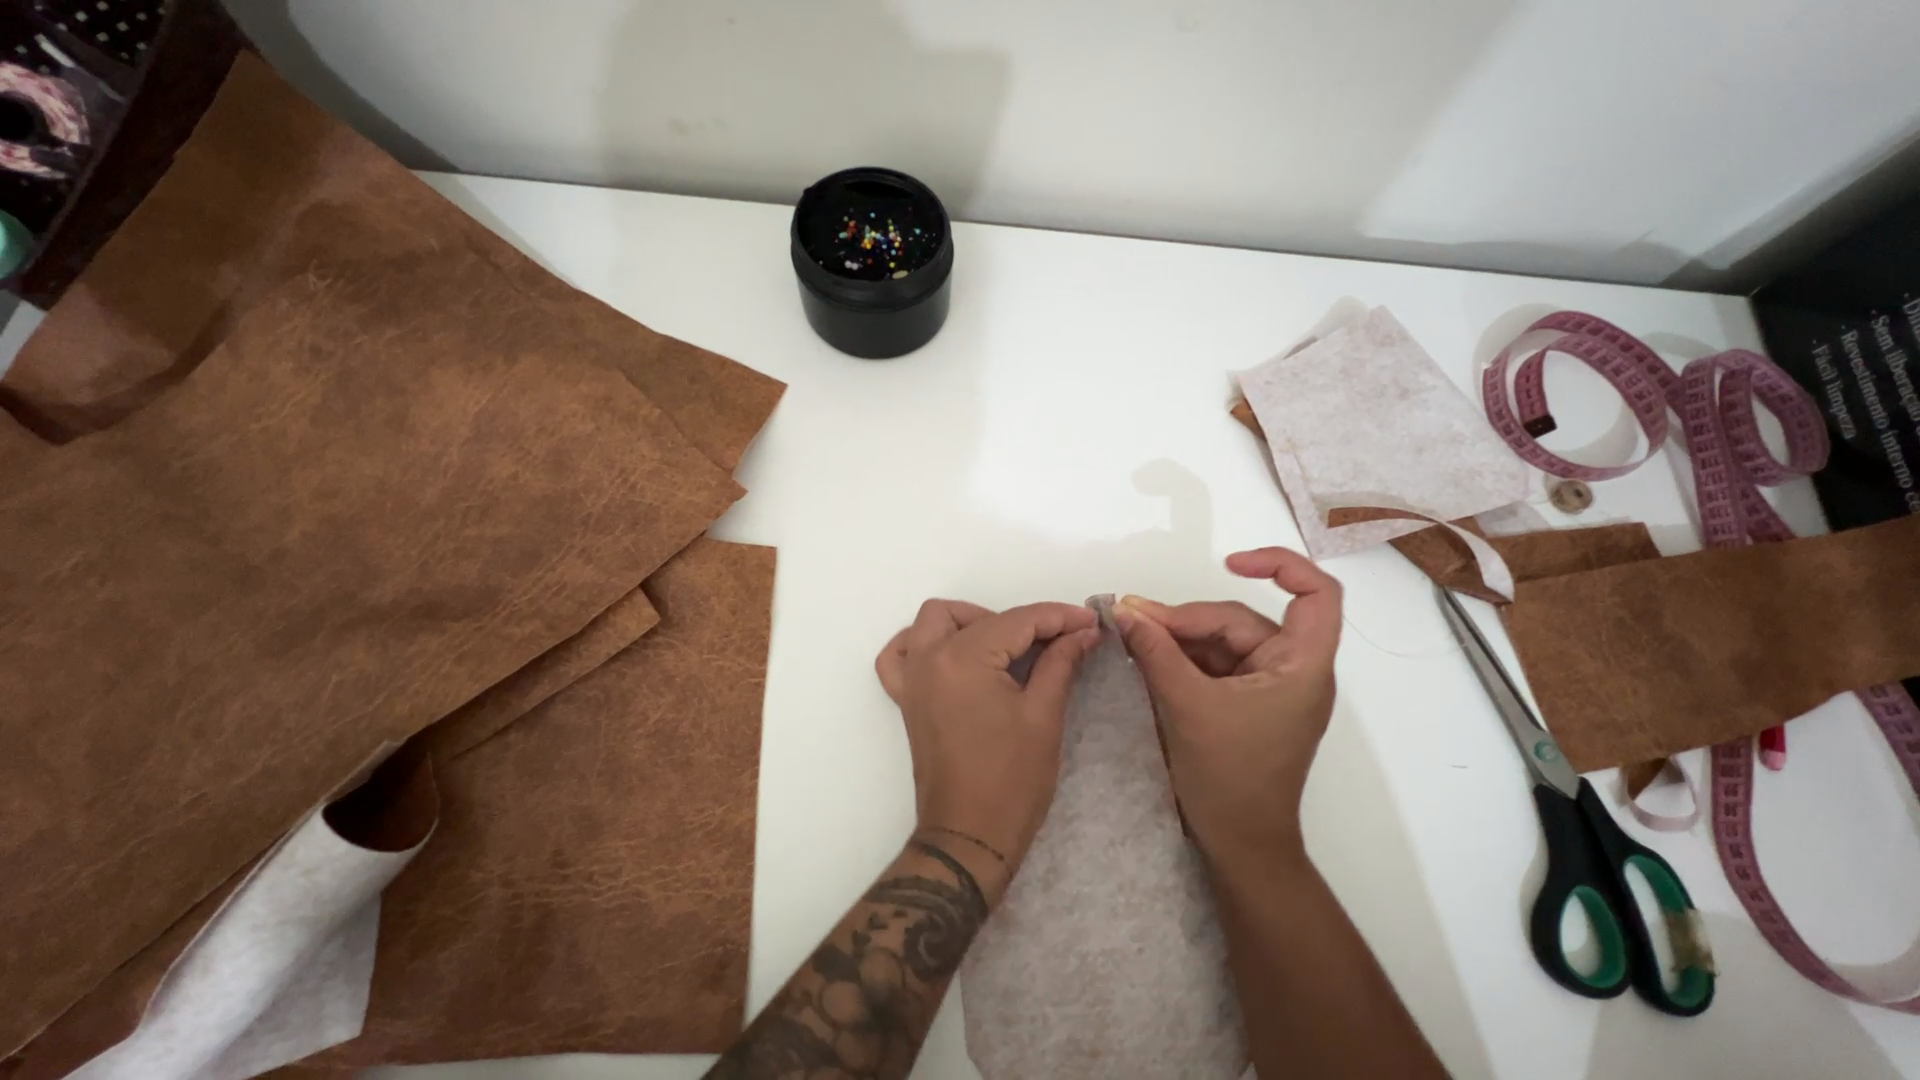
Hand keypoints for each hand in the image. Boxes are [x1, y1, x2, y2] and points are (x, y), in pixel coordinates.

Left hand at [875, 600, 1100, 893]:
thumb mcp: (1043, 715)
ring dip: (971, 623)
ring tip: (1007, 649)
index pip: (1018, 621)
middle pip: (977, 616)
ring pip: (935, 622)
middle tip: (1055, 646)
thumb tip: (1082, 631)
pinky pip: (902, 655)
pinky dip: (923, 645)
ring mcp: (912, 678)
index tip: (1090, 621)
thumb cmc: (1012, 780)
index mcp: (963, 658)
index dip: (1059, 618)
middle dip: (1019, 622)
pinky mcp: (907, 699)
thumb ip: (1061, 662)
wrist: (969, 835)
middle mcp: (929, 658)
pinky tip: (953, 657)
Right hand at [1112, 547, 1342, 863]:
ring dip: (1178, 638)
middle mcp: (1291, 669)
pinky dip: (1183, 659)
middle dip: (1187, 618)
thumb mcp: (1185, 706)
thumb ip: (1155, 652)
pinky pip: (1214, 665)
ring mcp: (1268, 688)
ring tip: (1132, 636)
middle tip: (1133, 620)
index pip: (1316, 594)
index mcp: (1301, 666)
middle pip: (1242, 620)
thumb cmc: (1228, 777)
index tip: (1229, 562)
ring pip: (1222, 642)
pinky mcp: (1246, 704)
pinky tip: (1147, 657)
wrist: (1240, 844)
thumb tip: (1124, 610)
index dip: (1280, 565)